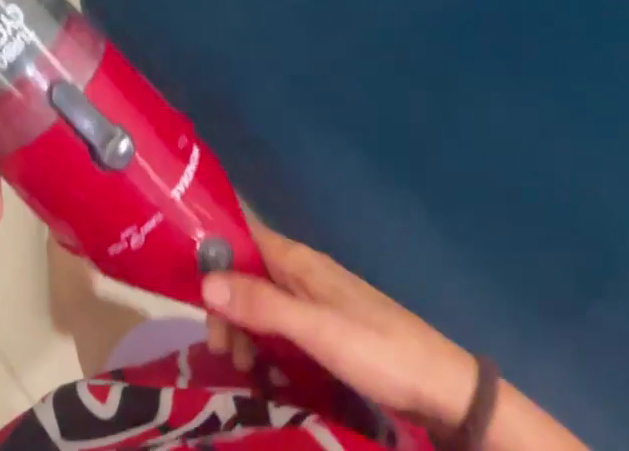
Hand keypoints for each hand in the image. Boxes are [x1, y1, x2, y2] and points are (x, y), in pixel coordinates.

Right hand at [202, 220, 477, 430]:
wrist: (446, 392)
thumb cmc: (379, 352)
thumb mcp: (316, 330)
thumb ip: (262, 305)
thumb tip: (204, 282)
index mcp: (298, 261)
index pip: (239, 235)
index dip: (208, 249)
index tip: (182, 279)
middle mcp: (301, 272)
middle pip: (242, 274)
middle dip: (222, 305)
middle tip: (221, 348)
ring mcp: (313, 300)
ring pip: (257, 301)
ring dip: (240, 329)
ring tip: (241, 367)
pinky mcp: (324, 328)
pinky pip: (276, 324)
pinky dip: (261, 342)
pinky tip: (261, 369)